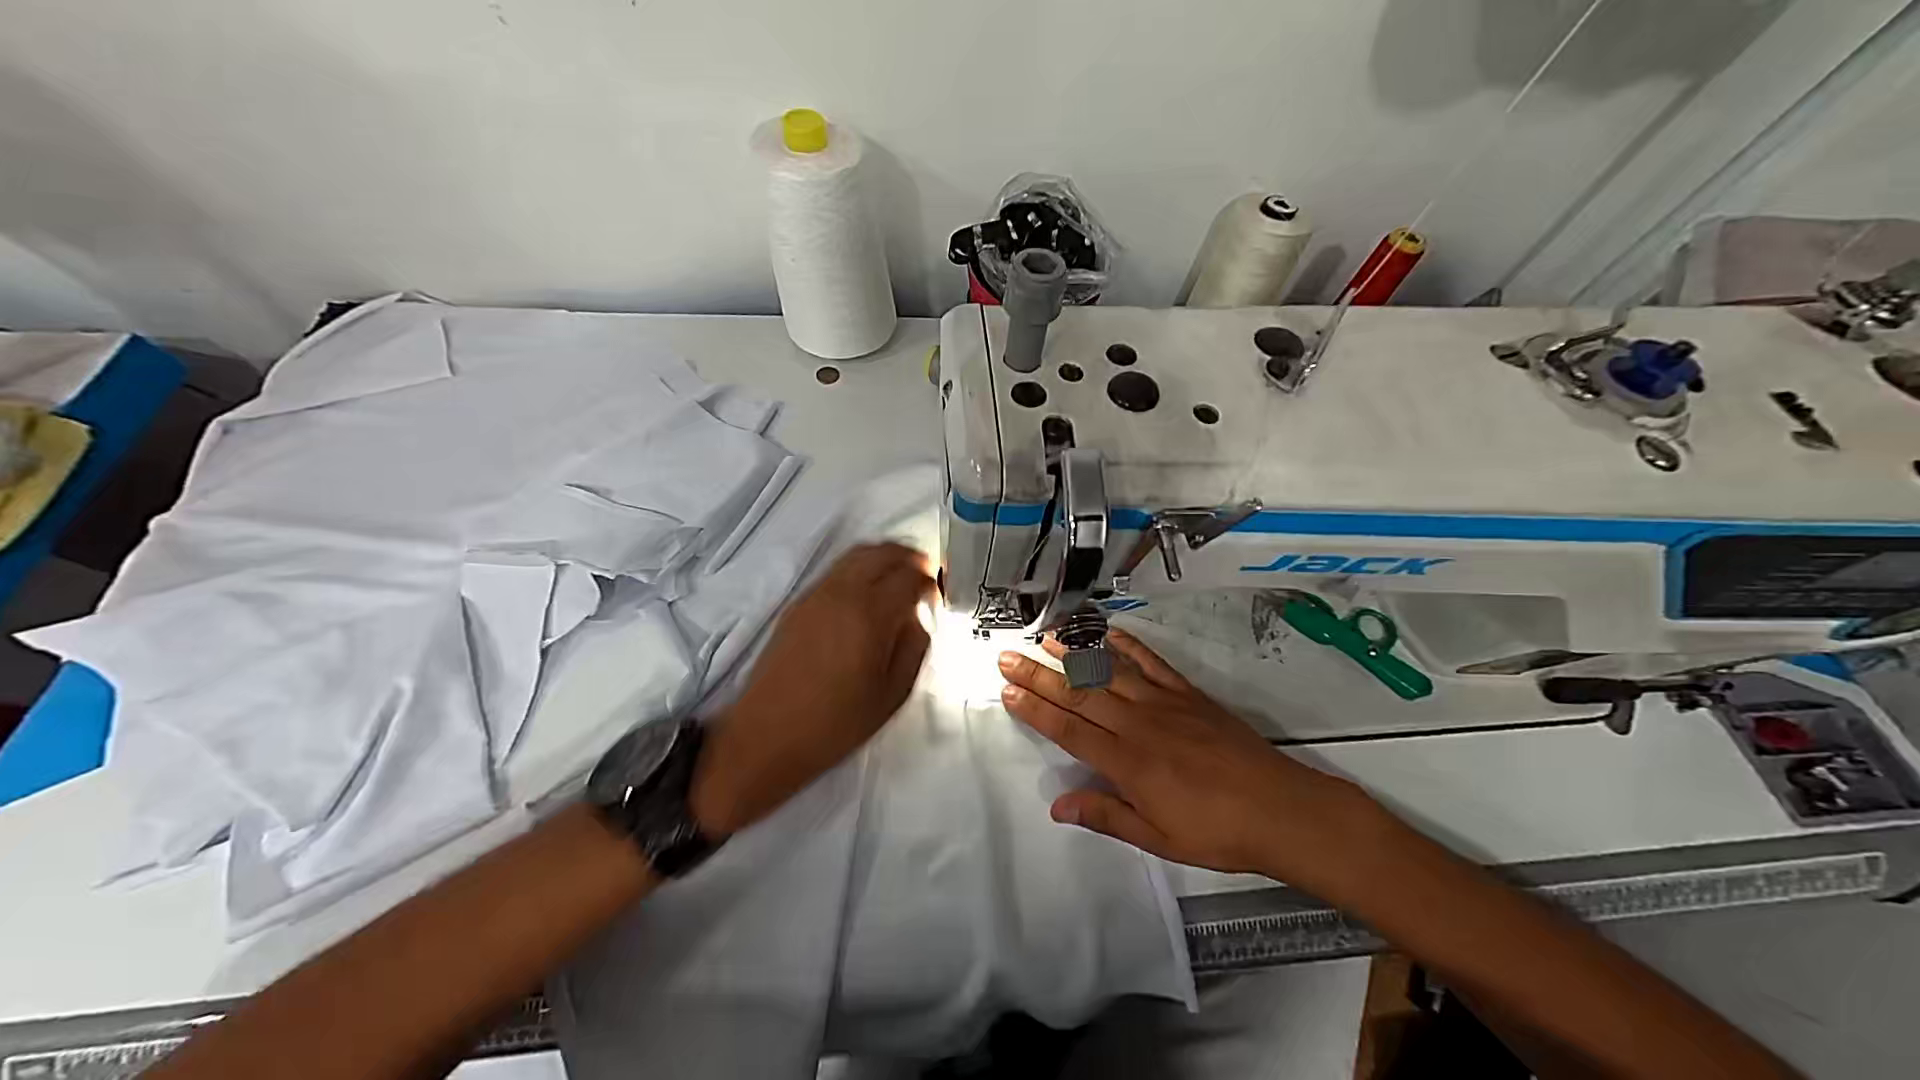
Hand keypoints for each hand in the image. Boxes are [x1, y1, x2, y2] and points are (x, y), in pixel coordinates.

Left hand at [691, 543, 934, 835]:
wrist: (766, 736)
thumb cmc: (836, 724)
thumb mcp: (892, 694)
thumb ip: (914, 646)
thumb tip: (916, 617)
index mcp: (870, 614)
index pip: (910, 575)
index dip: (932, 578)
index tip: (941, 593)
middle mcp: (842, 593)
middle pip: (882, 552)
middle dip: (911, 558)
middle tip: (927, 576)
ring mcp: (815, 595)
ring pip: (856, 555)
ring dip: (884, 559)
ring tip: (900, 580)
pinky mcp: (797, 604)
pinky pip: (837, 570)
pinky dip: (860, 569)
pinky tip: (868, 596)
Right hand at [998, 628, 1396, 895]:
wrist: (1282, 810)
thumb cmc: (1217, 832)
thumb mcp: (1158, 839)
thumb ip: (1107, 816)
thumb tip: (1058, 806)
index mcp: (1128, 763)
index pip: (1069, 730)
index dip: (1036, 709)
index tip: (1008, 691)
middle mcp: (1139, 725)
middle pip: (1080, 694)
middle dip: (1040, 675)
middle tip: (1008, 656)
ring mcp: (1165, 704)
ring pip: (1110, 672)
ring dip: (1075, 654)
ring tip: (1045, 637)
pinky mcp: (1190, 695)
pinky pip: (1153, 664)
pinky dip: (1130, 646)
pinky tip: (1109, 633)